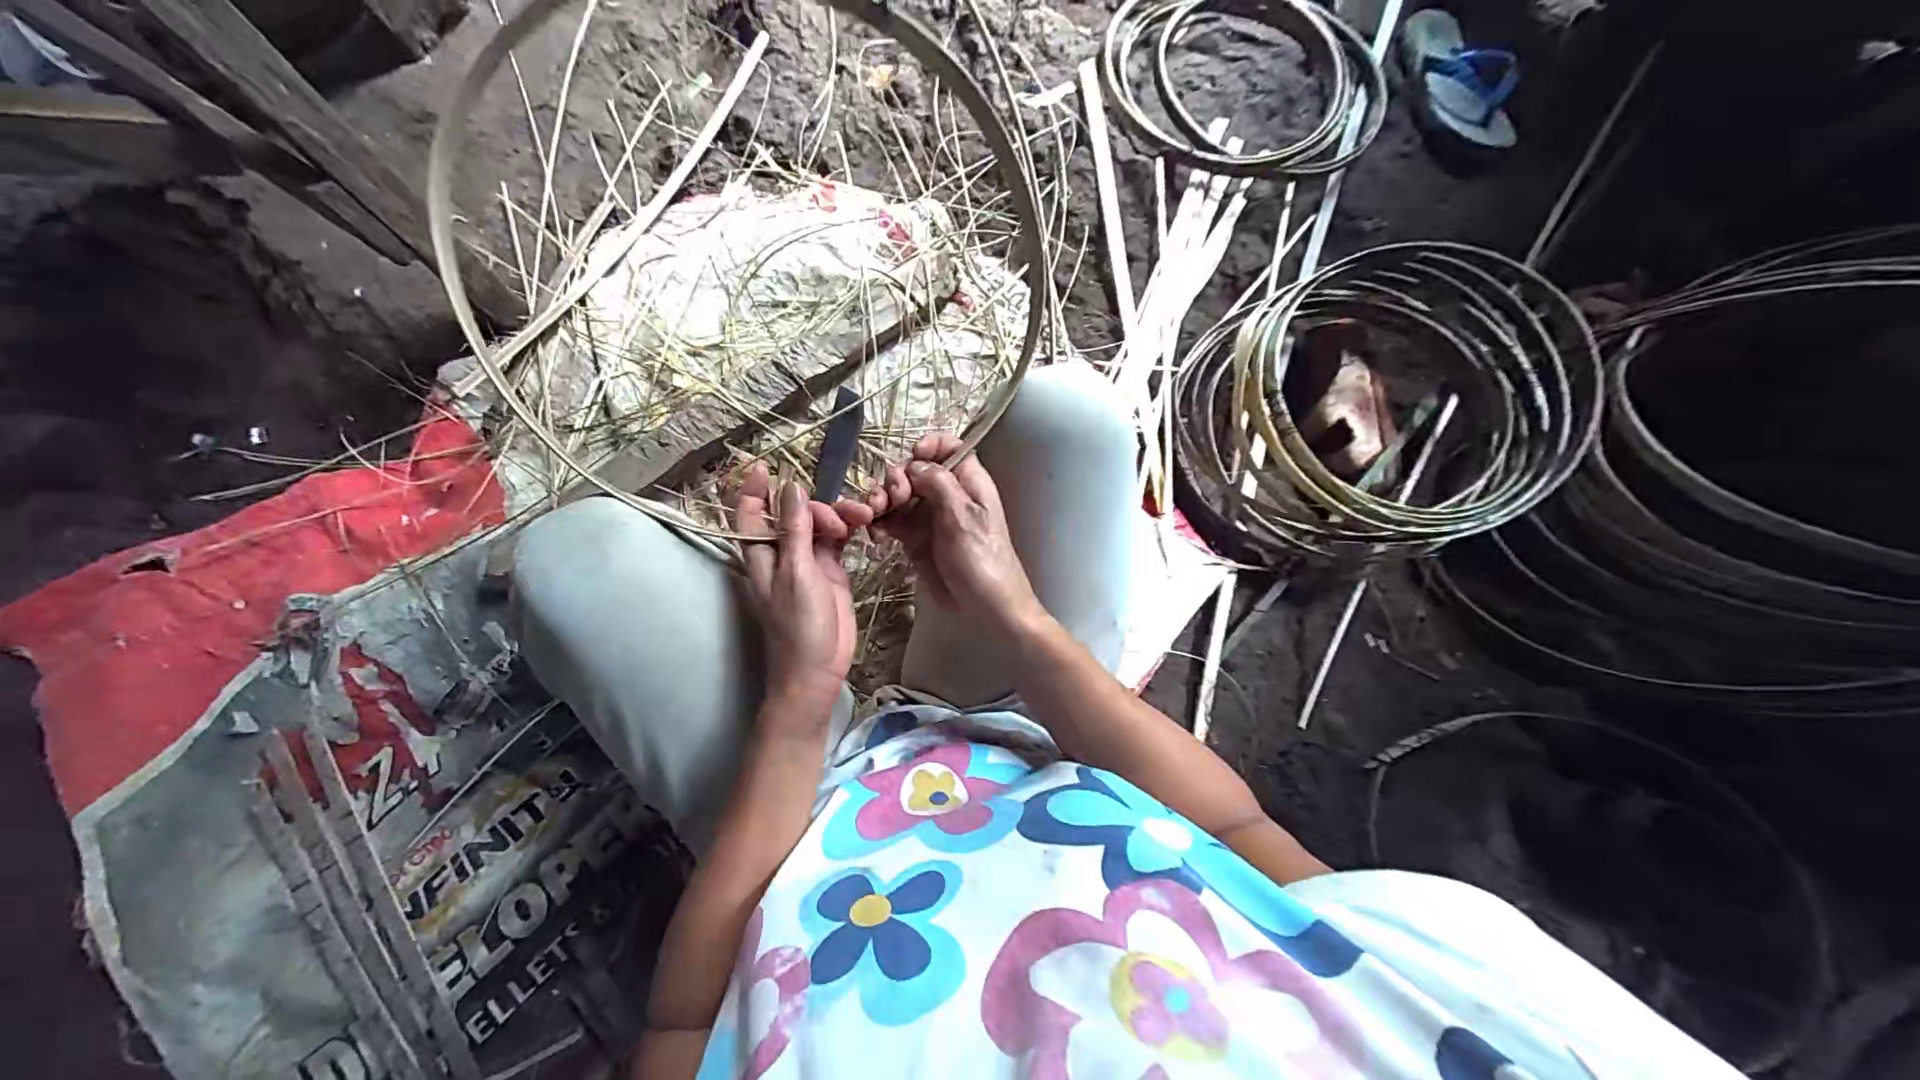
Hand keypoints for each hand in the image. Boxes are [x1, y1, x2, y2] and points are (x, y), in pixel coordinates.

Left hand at [733, 462, 872, 713]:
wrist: (818, 668)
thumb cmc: (798, 626)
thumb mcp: (797, 573)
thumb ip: (795, 530)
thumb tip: (792, 488)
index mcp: (761, 553)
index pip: (751, 512)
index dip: (755, 488)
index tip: (765, 465)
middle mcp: (782, 552)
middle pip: (794, 512)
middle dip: (816, 505)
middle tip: (839, 520)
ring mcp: (808, 560)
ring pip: (819, 523)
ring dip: (838, 515)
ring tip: (861, 519)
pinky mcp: (831, 570)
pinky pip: (838, 539)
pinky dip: (849, 528)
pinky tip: (864, 524)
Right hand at [864, 433, 1044, 633]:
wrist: (985, 607)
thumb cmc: (982, 560)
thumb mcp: (963, 517)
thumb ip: (939, 484)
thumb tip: (915, 464)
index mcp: (969, 483)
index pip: (950, 448)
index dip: (930, 446)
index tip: (913, 456)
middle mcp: (948, 495)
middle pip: (915, 470)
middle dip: (897, 477)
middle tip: (892, 498)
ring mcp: (930, 517)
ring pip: (899, 495)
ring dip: (882, 500)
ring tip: (875, 516)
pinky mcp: (916, 539)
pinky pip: (892, 522)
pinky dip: (881, 524)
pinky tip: (877, 535)